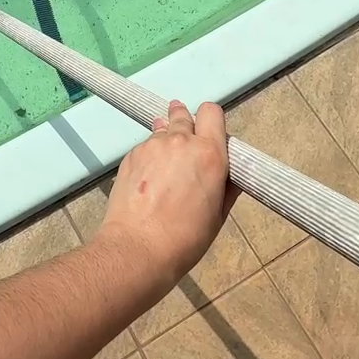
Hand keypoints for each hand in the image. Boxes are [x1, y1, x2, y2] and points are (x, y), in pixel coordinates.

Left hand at [93, 100, 236, 283]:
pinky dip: (150, 155)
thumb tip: (226, 170)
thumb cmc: (186, 237)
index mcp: (209, 153)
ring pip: (163, 129)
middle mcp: (181, 141)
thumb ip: (225, 184)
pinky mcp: (132, 153)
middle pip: (183, 114)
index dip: (211, 121)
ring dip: (167, 140)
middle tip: (186, 148)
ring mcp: (153, 145)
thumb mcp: (218, 214)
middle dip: (186, 125)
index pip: (212, 112)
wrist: (138, 246)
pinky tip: (148, 179)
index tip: (210, 135)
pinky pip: (146, 146)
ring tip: (165, 166)